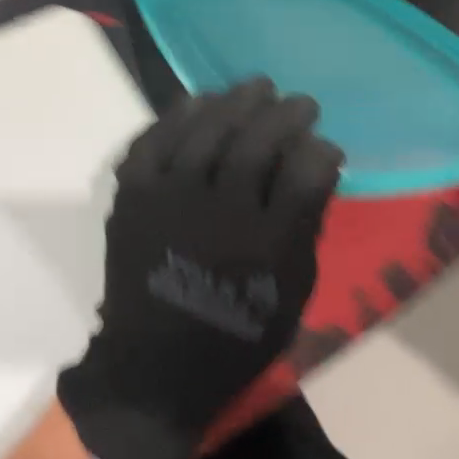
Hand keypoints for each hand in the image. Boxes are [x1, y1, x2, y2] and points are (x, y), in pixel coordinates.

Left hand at [58, 78, 343, 458]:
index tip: (326, 145)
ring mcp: (169, 200)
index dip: (319, 151)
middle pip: (256, 142)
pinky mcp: (132, 199)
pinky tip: (197, 103)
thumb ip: (306, 228)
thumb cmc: (235, 335)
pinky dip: (175, 118)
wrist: (154, 370)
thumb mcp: (292, 294)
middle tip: (301, 103)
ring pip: (206, 130)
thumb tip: (321, 167)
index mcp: (267, 245)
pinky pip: (152, 142)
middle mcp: (219, 213)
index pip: (304, 173)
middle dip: (285, 115)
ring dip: (235, 102)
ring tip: (257, 88)